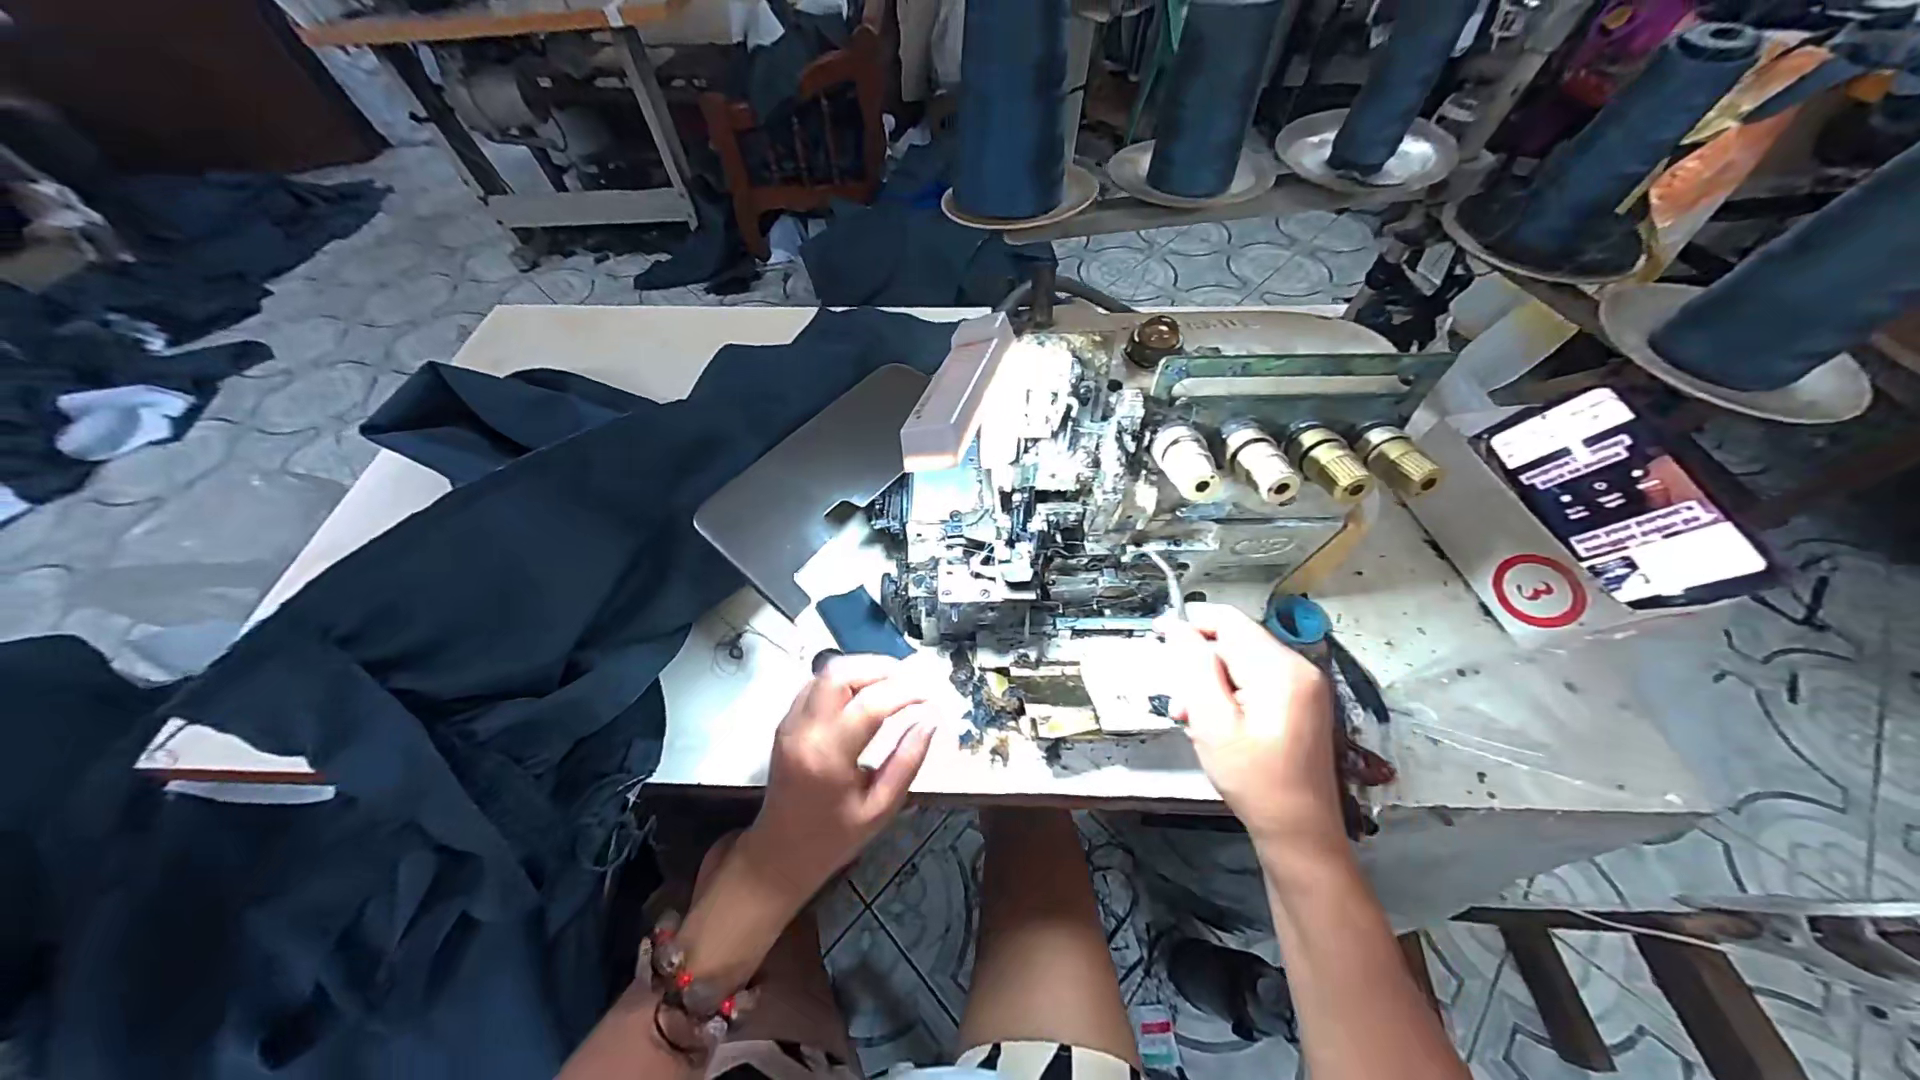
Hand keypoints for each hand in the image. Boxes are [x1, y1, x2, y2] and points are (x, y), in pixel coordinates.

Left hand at [740, 654, 939, 901]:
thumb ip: (907, 762)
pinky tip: (864, 691)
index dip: (905, 691)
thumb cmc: (834, 838)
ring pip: (825, 672)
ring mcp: (791, 722)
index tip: (929, 693)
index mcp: (829, 756)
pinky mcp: (786, 721)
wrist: (779, 853)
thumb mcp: (880, 809)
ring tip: (892, 682)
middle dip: (879, 667)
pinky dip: (844, 678)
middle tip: (909, 679)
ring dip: (861, 668)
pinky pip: (815, 684)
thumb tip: (929, 721)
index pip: (870, 703)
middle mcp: (805, 730)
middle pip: (840, 672)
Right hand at [1154, 603, 1345, 854]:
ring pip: (1241, 665)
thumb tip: (1179, 629)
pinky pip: (1255, 683)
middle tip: (1180, 701)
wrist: (1299, 830)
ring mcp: (1303, 688)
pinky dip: (1230, 696)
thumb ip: (1194, 667)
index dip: (1190, 624)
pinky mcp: (1300, 705)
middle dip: (1199, 665)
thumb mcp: (1213, 721)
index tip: (1160, 633)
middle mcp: (1299, 670)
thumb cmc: (1256, 781)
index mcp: (1281, 669)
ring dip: (1211, 684)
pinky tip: (1217, 725)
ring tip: (1196, 720)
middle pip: (1234, 643)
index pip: (1228, 622)